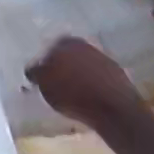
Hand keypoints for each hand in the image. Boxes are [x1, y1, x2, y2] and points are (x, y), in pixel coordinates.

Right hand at [27, 36, 146, 127]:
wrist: (116, 112)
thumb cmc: (73, 94)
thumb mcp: (44, 85)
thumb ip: (36, 73)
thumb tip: (33, 69)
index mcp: (65, 41)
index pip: (48, 48)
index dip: (44, 62)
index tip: (43, 76)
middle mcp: (85, 45)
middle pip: (68, 56)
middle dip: (62, 67)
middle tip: (57, 84)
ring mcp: (105, 60)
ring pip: (85, 67)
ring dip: (79, 77)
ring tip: (75, 95)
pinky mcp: (120, 77)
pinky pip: (100, 79)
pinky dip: (94, 86)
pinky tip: (91, 99)